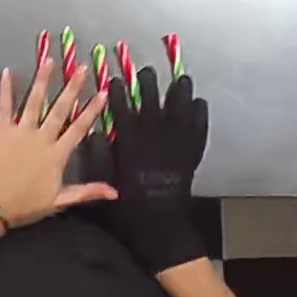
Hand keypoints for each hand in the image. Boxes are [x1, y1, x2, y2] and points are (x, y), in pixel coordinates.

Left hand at [0, 58, 115, 226]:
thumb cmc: (26, 204)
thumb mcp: (60, 201)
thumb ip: (87, 192)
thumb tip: (114, 192)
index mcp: (57, 155)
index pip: (79, 128)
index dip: (92, 110)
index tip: (102, 92)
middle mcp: (41, 139)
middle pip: (60, 109)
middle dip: (72, 87)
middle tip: (81, 68)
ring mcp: (21, 133)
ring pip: (34, 102)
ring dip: (43, 81)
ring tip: (49, 61)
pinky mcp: (2, 132)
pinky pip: (4, 107)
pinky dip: (5, 90)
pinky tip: (6, 73)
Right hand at [85, 66, 207, 272]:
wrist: (160, 224)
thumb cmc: (128, 206)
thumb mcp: (106, 180)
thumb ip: (99, 155)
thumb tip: (96, 133)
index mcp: (130, 141)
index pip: (122, 107)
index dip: (118, 92)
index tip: (116, 80)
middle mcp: (154, 136)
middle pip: (152, 100)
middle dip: (148, 83)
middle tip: (146, 72)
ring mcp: (176, 143)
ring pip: (180, 109)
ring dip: (179, 92)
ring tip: (180, 80)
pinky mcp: (191, 153)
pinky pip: (198, 128)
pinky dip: (199, 114)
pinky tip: (199, 103)